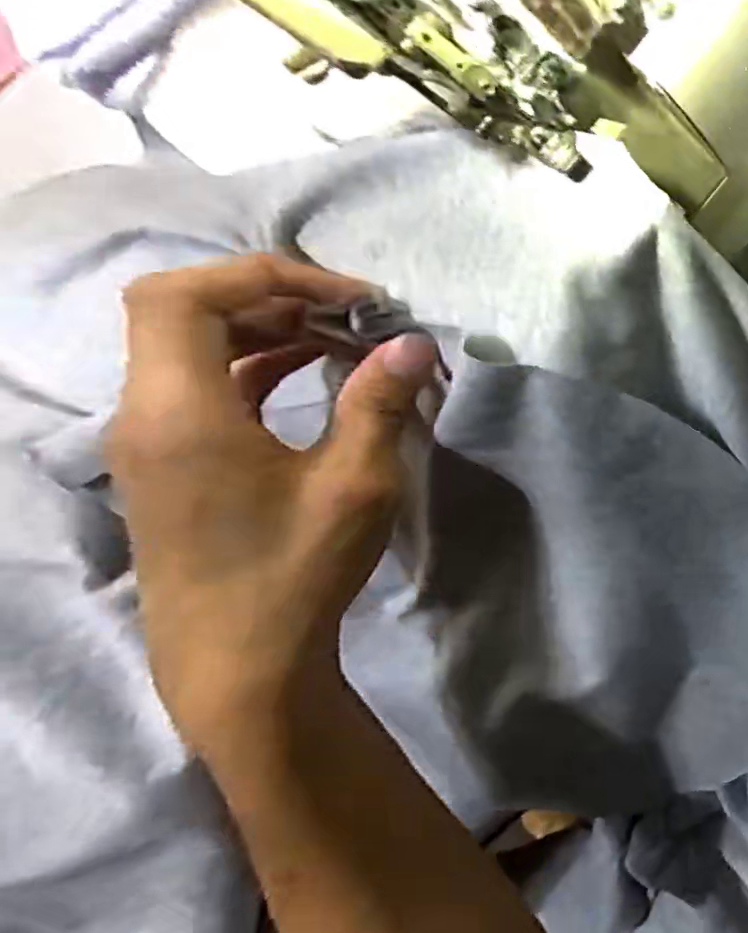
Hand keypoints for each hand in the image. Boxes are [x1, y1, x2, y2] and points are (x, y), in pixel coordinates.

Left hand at [106, 255, 439, 753]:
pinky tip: (317, 374)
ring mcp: (155, 437)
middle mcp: (149, 412)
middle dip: (279, 297)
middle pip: (186, 311)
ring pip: (194, 345)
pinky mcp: (174, 459)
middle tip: (364, 318)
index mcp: (181, 411)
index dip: (270, 277)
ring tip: (352, 341)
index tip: (355, 299)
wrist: (238, 655)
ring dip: (273, 328)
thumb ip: (379, 404)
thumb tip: (413, 343)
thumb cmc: (299, 566)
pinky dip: (261, 361)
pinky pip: (206, 382)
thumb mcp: (357, 483)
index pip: (186, 296)